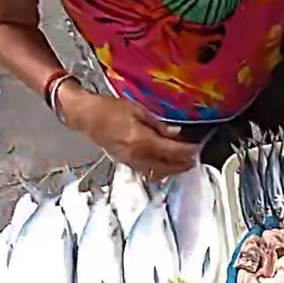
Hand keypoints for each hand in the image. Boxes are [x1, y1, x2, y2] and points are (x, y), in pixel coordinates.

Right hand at [60, 87, 196, 178]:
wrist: (85, 116)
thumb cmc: (110, 108)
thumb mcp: (138, 110)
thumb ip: (159, 125)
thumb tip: (177, 134)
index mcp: (142, 141)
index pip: (172, 151)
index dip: (188, 151)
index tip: (198, 148)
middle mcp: (138, 156)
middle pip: (168, 167)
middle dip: (183, 164)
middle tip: (194, 159)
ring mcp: (131, 162)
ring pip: (159, 173)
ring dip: (173, 170)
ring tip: (183, 164)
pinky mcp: (126, 163)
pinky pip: (148, 172)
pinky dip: (161, 171)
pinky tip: (166, 165)